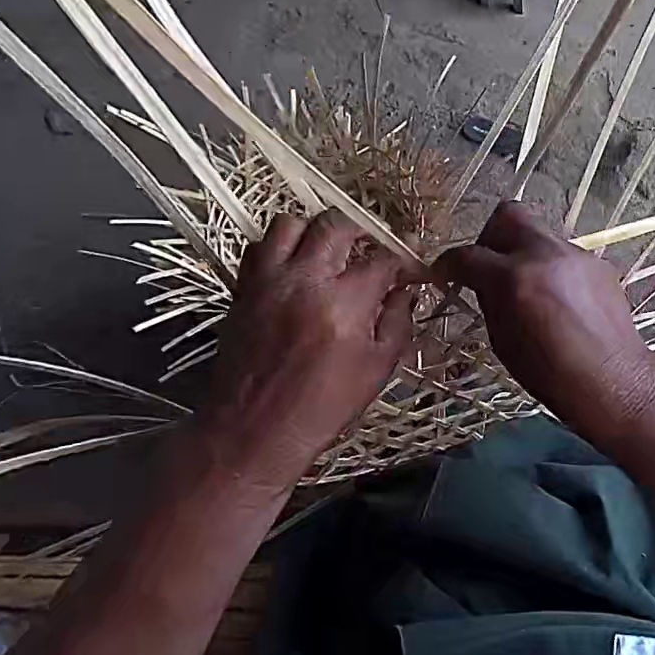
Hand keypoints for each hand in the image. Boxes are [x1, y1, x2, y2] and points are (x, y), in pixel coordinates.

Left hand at [201, 210, 416, 486]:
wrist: (252, 430)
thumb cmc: (323, 406)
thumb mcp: (378, 369)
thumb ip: (397, 321)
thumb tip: (405, 291)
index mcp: (345, 303)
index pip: (383, 259)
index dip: (404, 258)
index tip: (412, 267)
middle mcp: (305, 281)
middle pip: (336, 226)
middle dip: (363, 232)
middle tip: (372, 250)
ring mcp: (268, 281)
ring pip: (291, 224)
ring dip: (317, 231)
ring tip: (331, 252)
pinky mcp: (243, 289)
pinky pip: (261, 247)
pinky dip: (282, 247)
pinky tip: (297, 267)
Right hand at [433, 201, 654, 437]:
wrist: (611, 379)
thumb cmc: (550, 373)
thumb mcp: (503, 340)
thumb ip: (489, 299)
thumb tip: (481, 281)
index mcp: (514, 277)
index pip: (469, 255)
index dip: (450, 264)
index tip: (446, 272)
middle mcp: (545, 254)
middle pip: (509, 214)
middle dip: (491, 236)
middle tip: (490, 264)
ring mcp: (576, 254)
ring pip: (540, 233)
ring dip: (525, 252)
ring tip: (530, 286)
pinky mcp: (598, 262)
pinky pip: (565, 254)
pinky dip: (553, 268)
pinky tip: (560, 299)